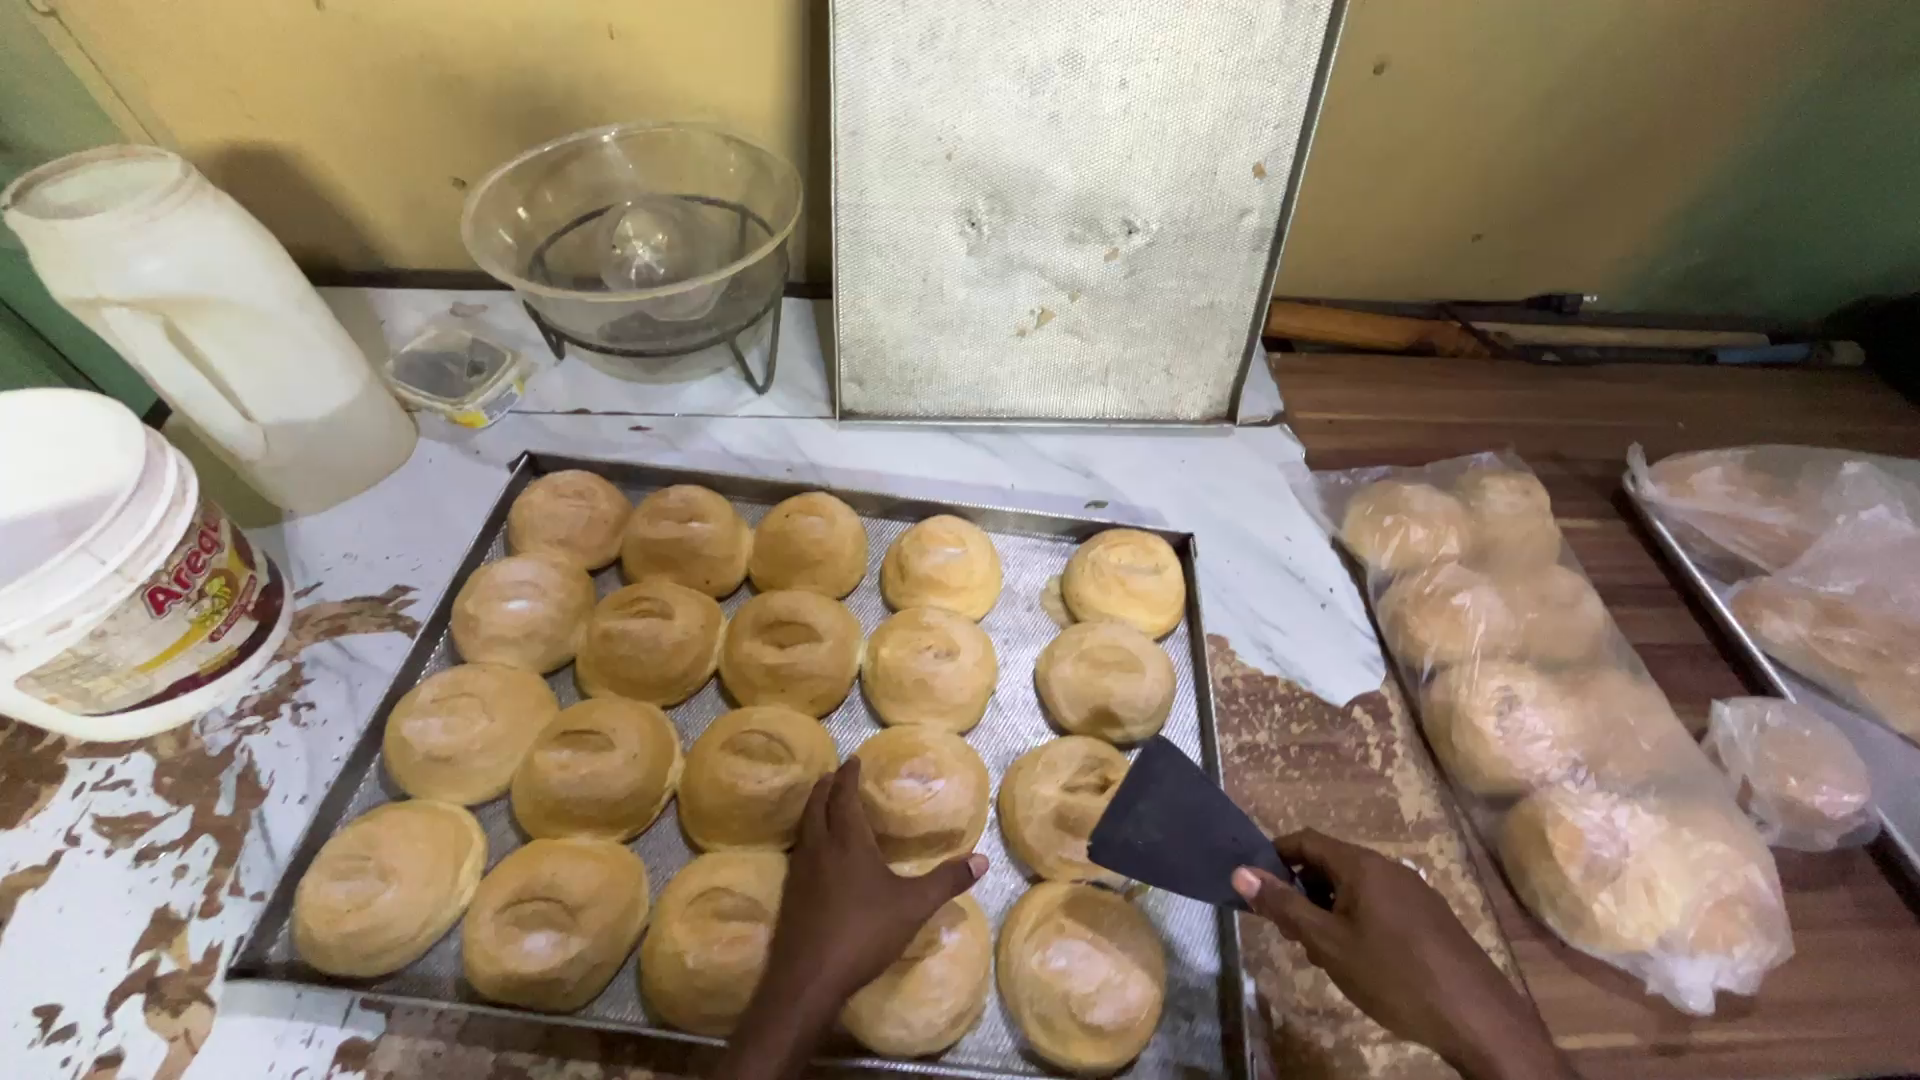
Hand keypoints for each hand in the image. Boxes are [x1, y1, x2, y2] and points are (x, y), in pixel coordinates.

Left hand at [716, 759, 987, 1079]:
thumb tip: (982, 860)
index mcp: (847, 841)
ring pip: (804, 826)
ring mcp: (799, 871)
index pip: (844, 796)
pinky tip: (815, 852)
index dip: (848, 776)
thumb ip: (946, 881)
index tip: (853, 760)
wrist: (809, 978)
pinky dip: (807, 835)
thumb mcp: (913, 907)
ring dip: (813, 808)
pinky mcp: (790, 894)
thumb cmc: (863, 933)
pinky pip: (798, 850)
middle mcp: (819, 848)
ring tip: (823, 804)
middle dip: (826, 786)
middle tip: (835, 774)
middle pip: (816, 805)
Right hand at [1233, 829, 1575, 1079]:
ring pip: (1356, 888)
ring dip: (1329, 910)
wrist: (1482, 1022)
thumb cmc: (1395, 975)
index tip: (1257, 887)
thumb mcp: (1327, 943)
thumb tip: (1240, 872)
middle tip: (1289, 931)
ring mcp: (1416, 893)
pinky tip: (1361, 961)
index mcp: (1362, 865)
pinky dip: (1357, 920)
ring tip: (1322, 951)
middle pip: (1330, 863)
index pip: (1305, 841)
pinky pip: (1381, 905)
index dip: (1274, 857)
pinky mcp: (1433, 919)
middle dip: (1302, 891)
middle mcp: (1389, 868)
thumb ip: (1283, 906)